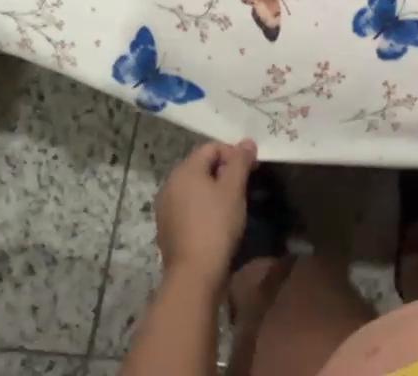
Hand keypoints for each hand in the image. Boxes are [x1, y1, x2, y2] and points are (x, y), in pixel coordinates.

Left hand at [154, 139, 257, 281]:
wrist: (194, 274)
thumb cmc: (216, 225)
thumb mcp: (234, 189)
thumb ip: (240, 161)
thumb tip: (247, 141)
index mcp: (184, 171)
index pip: (212, 148)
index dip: (234, 153)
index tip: (252, 169)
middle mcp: (170, 184)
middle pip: (201, 166)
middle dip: (225, 171)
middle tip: (245, 186)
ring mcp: (165, 207)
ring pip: (195, 187)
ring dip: (215, 189)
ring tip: (234, 204)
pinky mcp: (167, 227)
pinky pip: (188, 206)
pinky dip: (204, 206)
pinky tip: (217, 221)